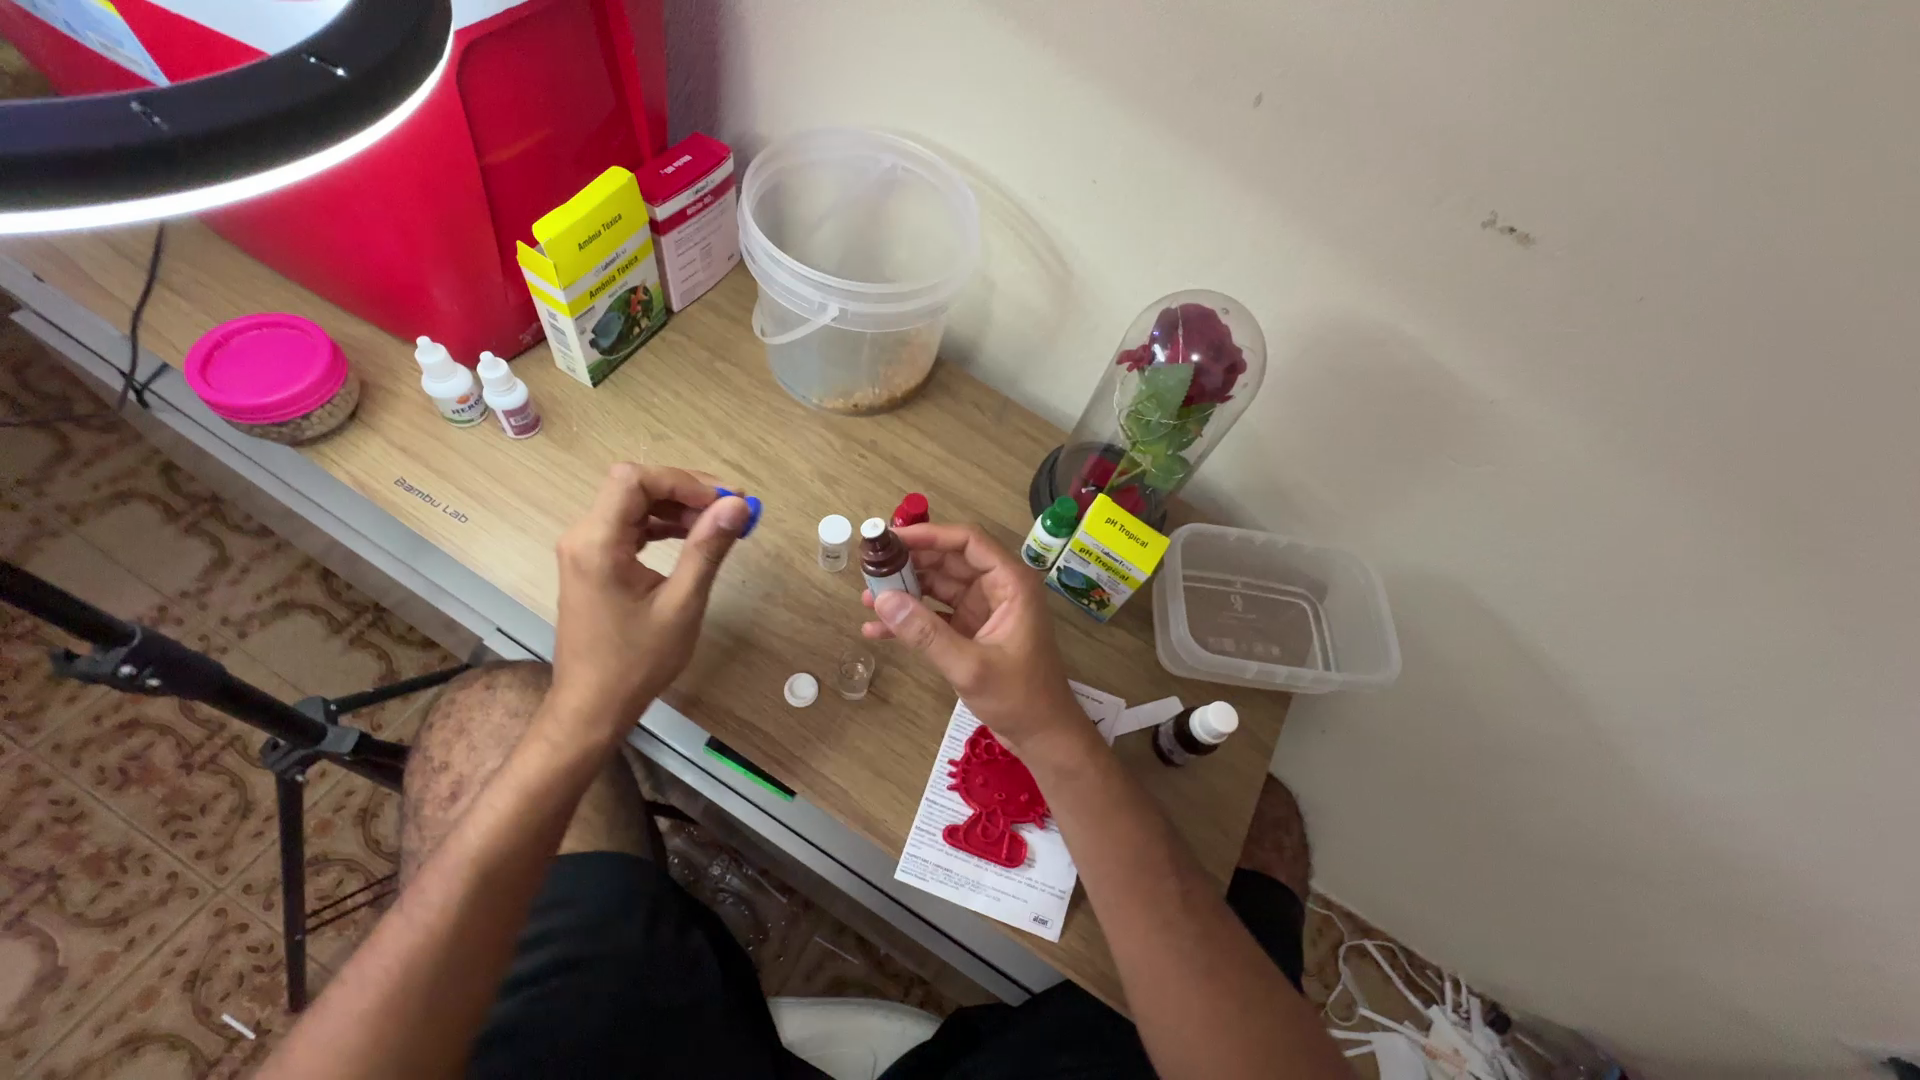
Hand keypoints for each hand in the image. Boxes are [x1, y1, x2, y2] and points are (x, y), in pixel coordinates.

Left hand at [548, 463, 750, 742]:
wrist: (594, 704)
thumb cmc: (638, 661)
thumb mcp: (682, 604)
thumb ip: (707, 548)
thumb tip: (738, 505)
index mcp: (598, 543)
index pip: (634, 479)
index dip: (683, 481)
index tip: (723, 501)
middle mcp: (583, 536)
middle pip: (634, 487)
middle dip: (685, 492)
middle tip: (731, 509)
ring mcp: (584, 549)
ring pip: (632, 504)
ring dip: (676, 508)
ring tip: (718, 525)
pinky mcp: (592, 562)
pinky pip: (627, 527)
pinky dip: (661, 526)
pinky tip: (691, 538)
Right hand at [862, 524, 1093, 759]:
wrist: (1043, 735)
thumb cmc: (1020, 697)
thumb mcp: (970, 666)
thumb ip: (926, 633)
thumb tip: (882, 600)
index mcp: (1011, 583)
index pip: (967, 542)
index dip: (928, 535)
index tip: (890, 539)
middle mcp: (998, 588)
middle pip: (949, 560)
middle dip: (910, 563)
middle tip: (870, 567)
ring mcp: (984, 609)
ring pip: (939, 586)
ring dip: (906, 591)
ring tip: (866, 597)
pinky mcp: (973, 630)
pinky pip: (937, 614)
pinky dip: (912, 619)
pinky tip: (877, 629)